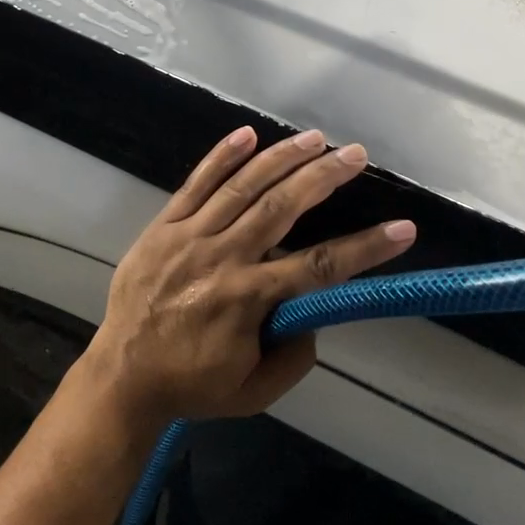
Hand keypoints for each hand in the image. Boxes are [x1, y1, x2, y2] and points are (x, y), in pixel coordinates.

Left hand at [79, 126, 417, 423]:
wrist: (122, 374)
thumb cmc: (191, 384)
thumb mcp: (255, 390)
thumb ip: (295, 355)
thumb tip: (313, 311)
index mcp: (247, 299)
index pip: (319, 266)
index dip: (365, 247)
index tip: (402, 229)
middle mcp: (222, 258)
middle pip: (282, 208)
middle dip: (323, 178)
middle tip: (356, 155)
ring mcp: (189, 236)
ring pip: (241, 187)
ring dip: (280, 158)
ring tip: (314, 138)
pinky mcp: (163, 226)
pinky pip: (194, 185)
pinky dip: (220, 158)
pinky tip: (247, 134)